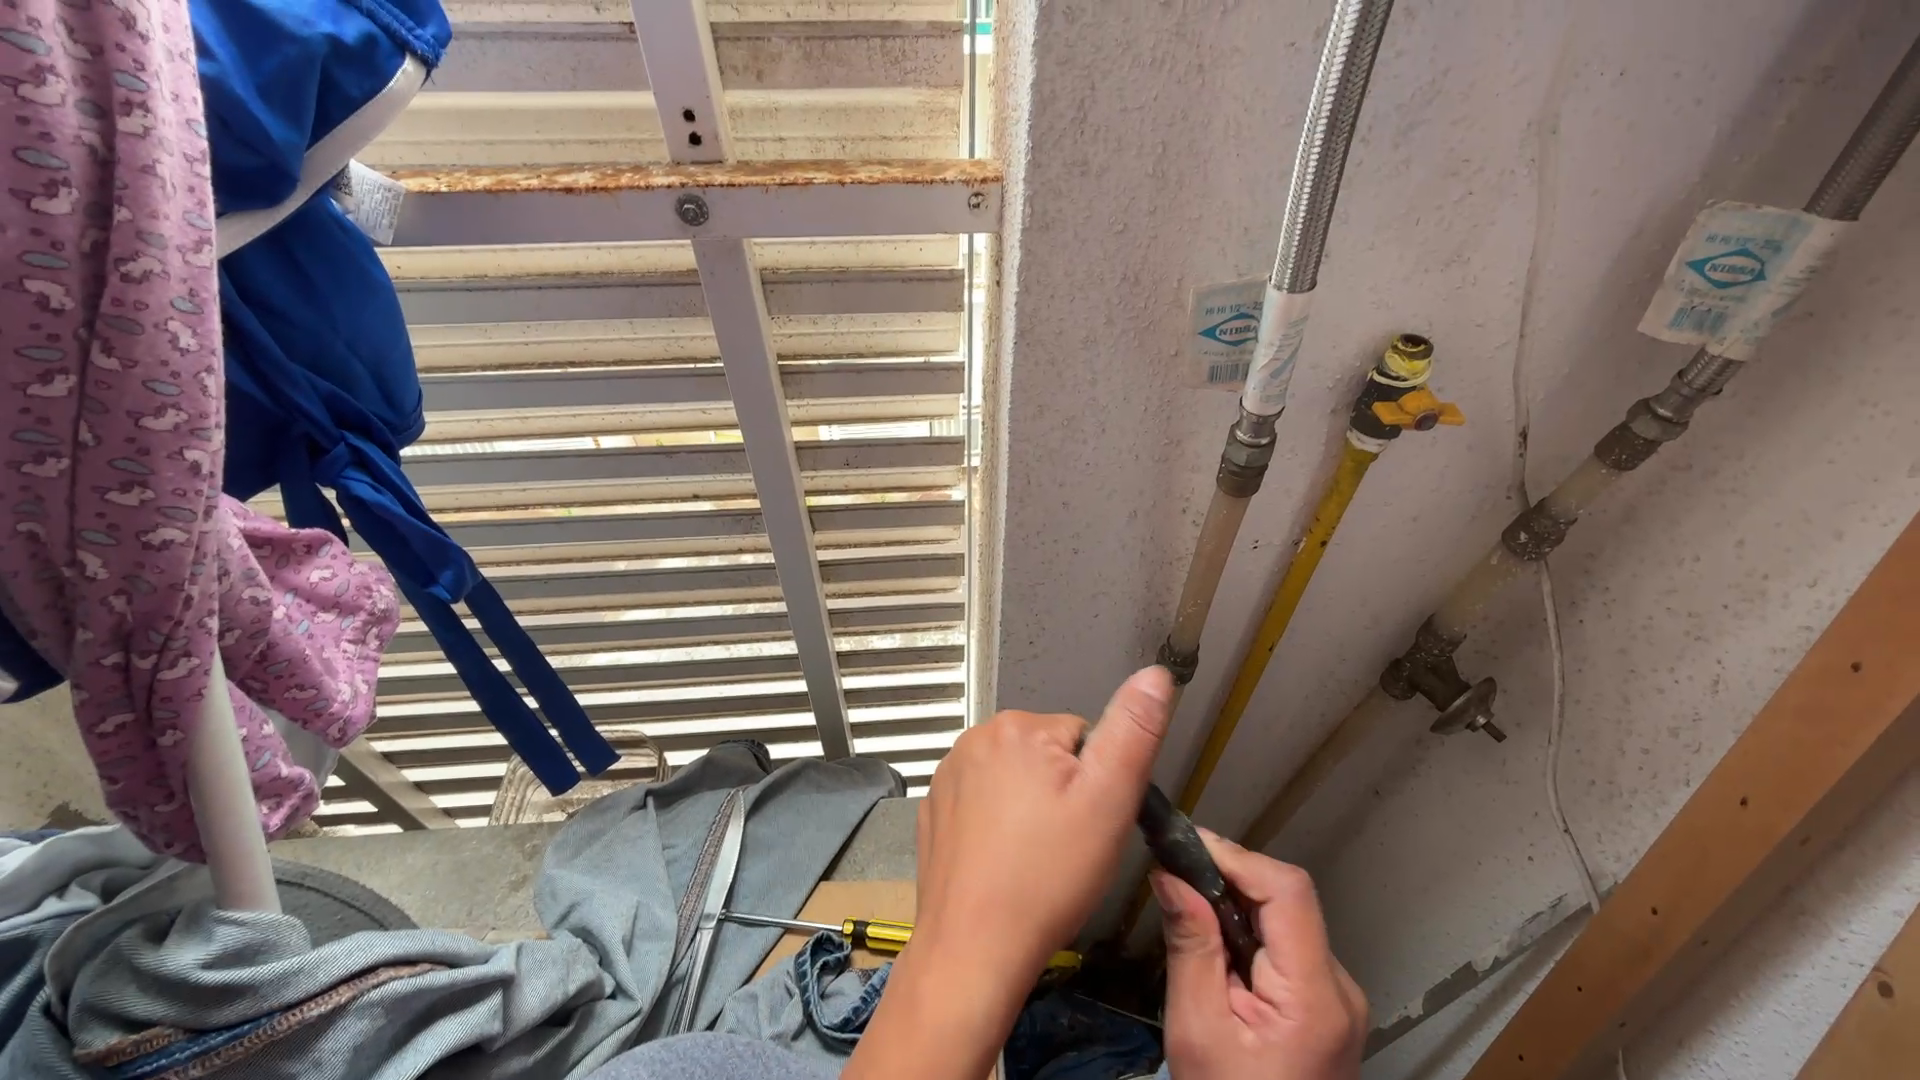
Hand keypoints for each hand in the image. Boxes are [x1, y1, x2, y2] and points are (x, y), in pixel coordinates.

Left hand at [913, 664, 1173, 974]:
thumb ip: (1133, 731)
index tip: (1090, 823)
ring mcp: (947, 774)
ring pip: (1014, 777)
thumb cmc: (1049, 876)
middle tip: (1066, 844)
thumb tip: (1156, 675)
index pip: (1082, 736)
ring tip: (1035, 857)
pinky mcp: (932, 809)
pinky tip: (1002, 861)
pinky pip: (981, 801)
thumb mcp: (1109, 801)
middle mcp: (975, 738)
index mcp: (1018, 727)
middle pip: (1046, 752)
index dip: (1096, 782)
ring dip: (1029, 806)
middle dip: (1062, 790)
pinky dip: (996, 824)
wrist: (973, 947)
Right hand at [1155, 832, 1366, 1079]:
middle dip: (1229, 880)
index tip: (1186, 847)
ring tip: (1189, 912)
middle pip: (1288, 900)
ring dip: (1236, 906)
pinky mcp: (1329, 1006)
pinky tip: (1217, 948)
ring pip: (1286, 919)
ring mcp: (1340, 998)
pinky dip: (1249, 933)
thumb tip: (1169, 875)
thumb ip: (1191, 946)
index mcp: (1315, 995)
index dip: (1237, 857)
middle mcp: (1340, 987)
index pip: (1288, 891)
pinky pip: (1288, 946)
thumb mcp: (1197, 1028)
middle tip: (1175, 878)